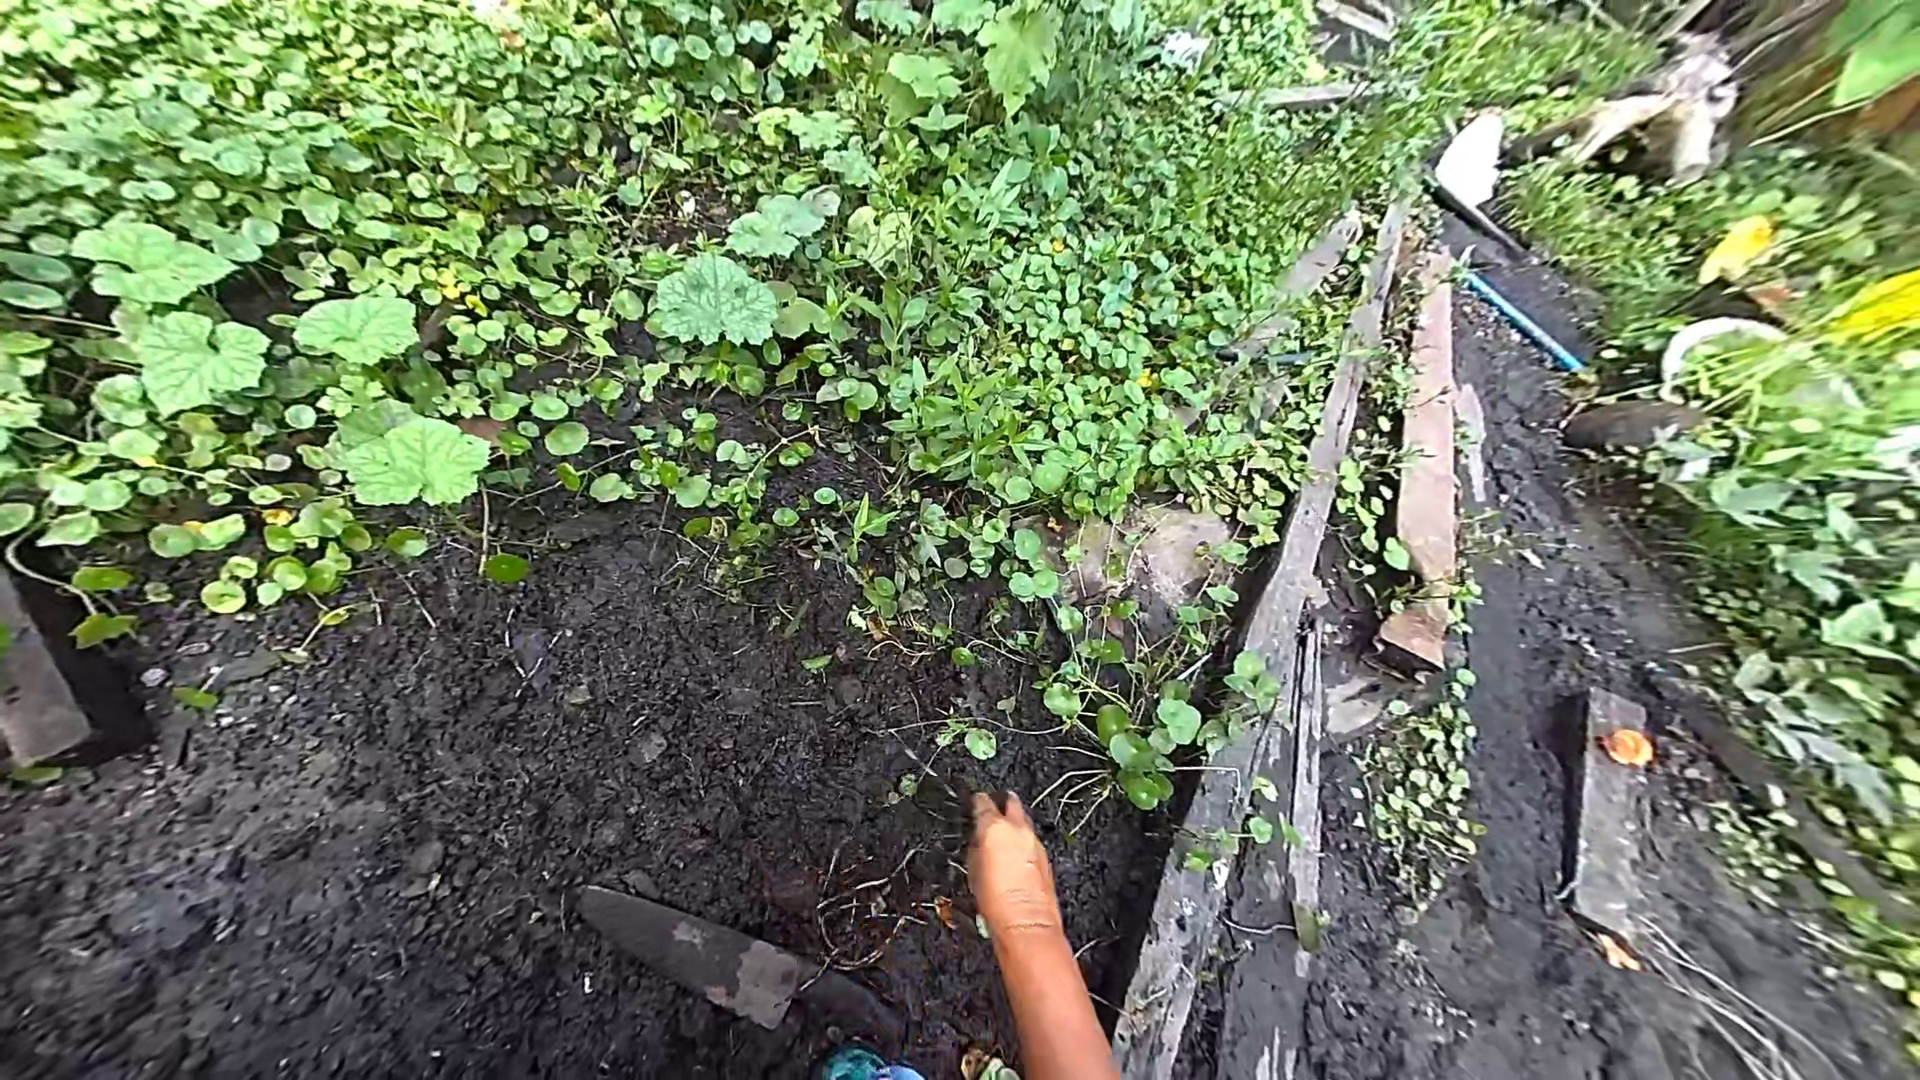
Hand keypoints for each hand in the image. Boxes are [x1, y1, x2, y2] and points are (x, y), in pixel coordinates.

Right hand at [968, 792, 1061, 940]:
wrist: (1027, 925)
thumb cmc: (997, 904)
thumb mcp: (973, 872)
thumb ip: (976, 848)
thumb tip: (978, 842)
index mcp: (994, 827)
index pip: (983, 802)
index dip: (977, 800)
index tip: (975, 801)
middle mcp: (1017, 829)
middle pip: (1011, 801)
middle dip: (1002, 801)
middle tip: (993, 807)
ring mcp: (1034, 841)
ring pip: (1024, 820)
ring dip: (1015, 823)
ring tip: (1005, 834)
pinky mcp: (1045, 856)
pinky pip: (1032, 840)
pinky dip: (1024, 842)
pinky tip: (1017, 855)